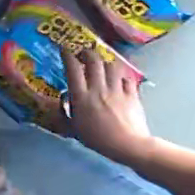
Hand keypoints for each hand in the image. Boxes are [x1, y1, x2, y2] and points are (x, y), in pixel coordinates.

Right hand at [61, 48, 155, 165]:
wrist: (127, 145)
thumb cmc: (97, 139)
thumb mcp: (74, 128)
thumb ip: (67, 113)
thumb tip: (63, 103)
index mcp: (81, 97)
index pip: (72, 69)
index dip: (67, 55)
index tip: (64, 49)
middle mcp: (98, 89)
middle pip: (94, 61)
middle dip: (87, 53)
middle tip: (83, 53)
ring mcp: (116, 90)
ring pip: (111, 66)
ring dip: (104, 62)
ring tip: (102, 65)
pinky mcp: (132, 94)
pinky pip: (126, 78)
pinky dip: (121, 76)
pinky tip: (119, 80)